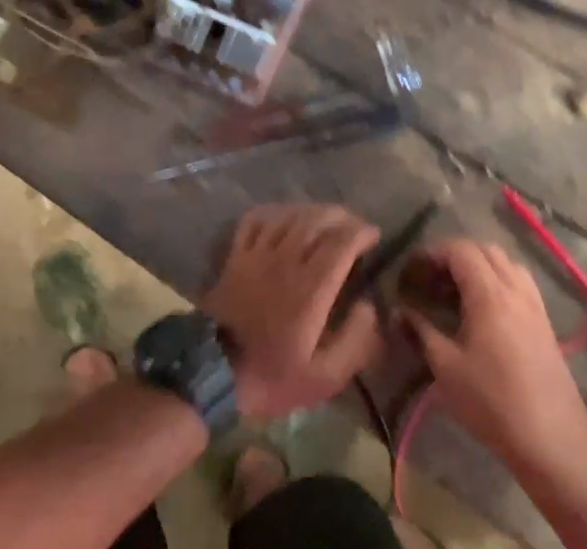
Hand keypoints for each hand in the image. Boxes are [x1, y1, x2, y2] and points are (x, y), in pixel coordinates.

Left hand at [201, 205, 384, 417]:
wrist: (212, 372)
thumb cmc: (272, 376)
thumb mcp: (325, 376)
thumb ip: (356, 341)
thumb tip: (369, 306)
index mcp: (311, 288)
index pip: (341, 243)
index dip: (361, 233)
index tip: (374, 236)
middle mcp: (284, 261)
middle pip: (316, 221)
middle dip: (341, 217)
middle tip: (354, 225)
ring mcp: (256, 255)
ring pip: (287, 216)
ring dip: (311, 211)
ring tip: (325, 219)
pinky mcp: (235, 258)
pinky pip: (254, 221)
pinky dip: (273, 212)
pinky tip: (283, 217)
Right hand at [401, 240, 586, 472]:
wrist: (553, 441)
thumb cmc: (492, 402)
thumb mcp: (445, 367)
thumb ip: (420, 330)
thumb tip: (399, 311)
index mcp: (491, 295)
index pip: (461, 250)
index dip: (433, 252)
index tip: (412, 269)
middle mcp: (517, 292)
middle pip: (486, 250)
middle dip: (455, 255)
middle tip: (431, 277)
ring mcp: (536, 307)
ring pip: (507, 264)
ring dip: (480, 266)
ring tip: (456, 290)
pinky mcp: (545, 326)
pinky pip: (521, 285)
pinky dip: (498, 282)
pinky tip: (483, 311)